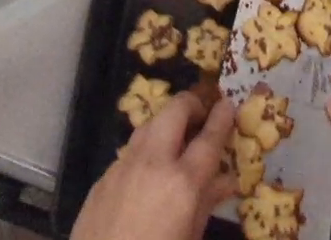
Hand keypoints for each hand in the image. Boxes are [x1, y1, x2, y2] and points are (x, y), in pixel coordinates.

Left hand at [72, 91, 236, 239]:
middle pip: (175, 111)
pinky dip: (146, 152)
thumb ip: (207, 203)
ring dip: (167, 124)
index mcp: (182, 183)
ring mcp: (123, 166)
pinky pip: (129, 151)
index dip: (222, 117)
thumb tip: (225, 178)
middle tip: (201, 118)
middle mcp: (152, 163)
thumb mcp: (191, 238)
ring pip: (149, 124)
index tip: (229, 104)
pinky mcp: (102, 178)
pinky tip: (148, 174)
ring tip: (177, 140)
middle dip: (191, 105)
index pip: (209, 138)